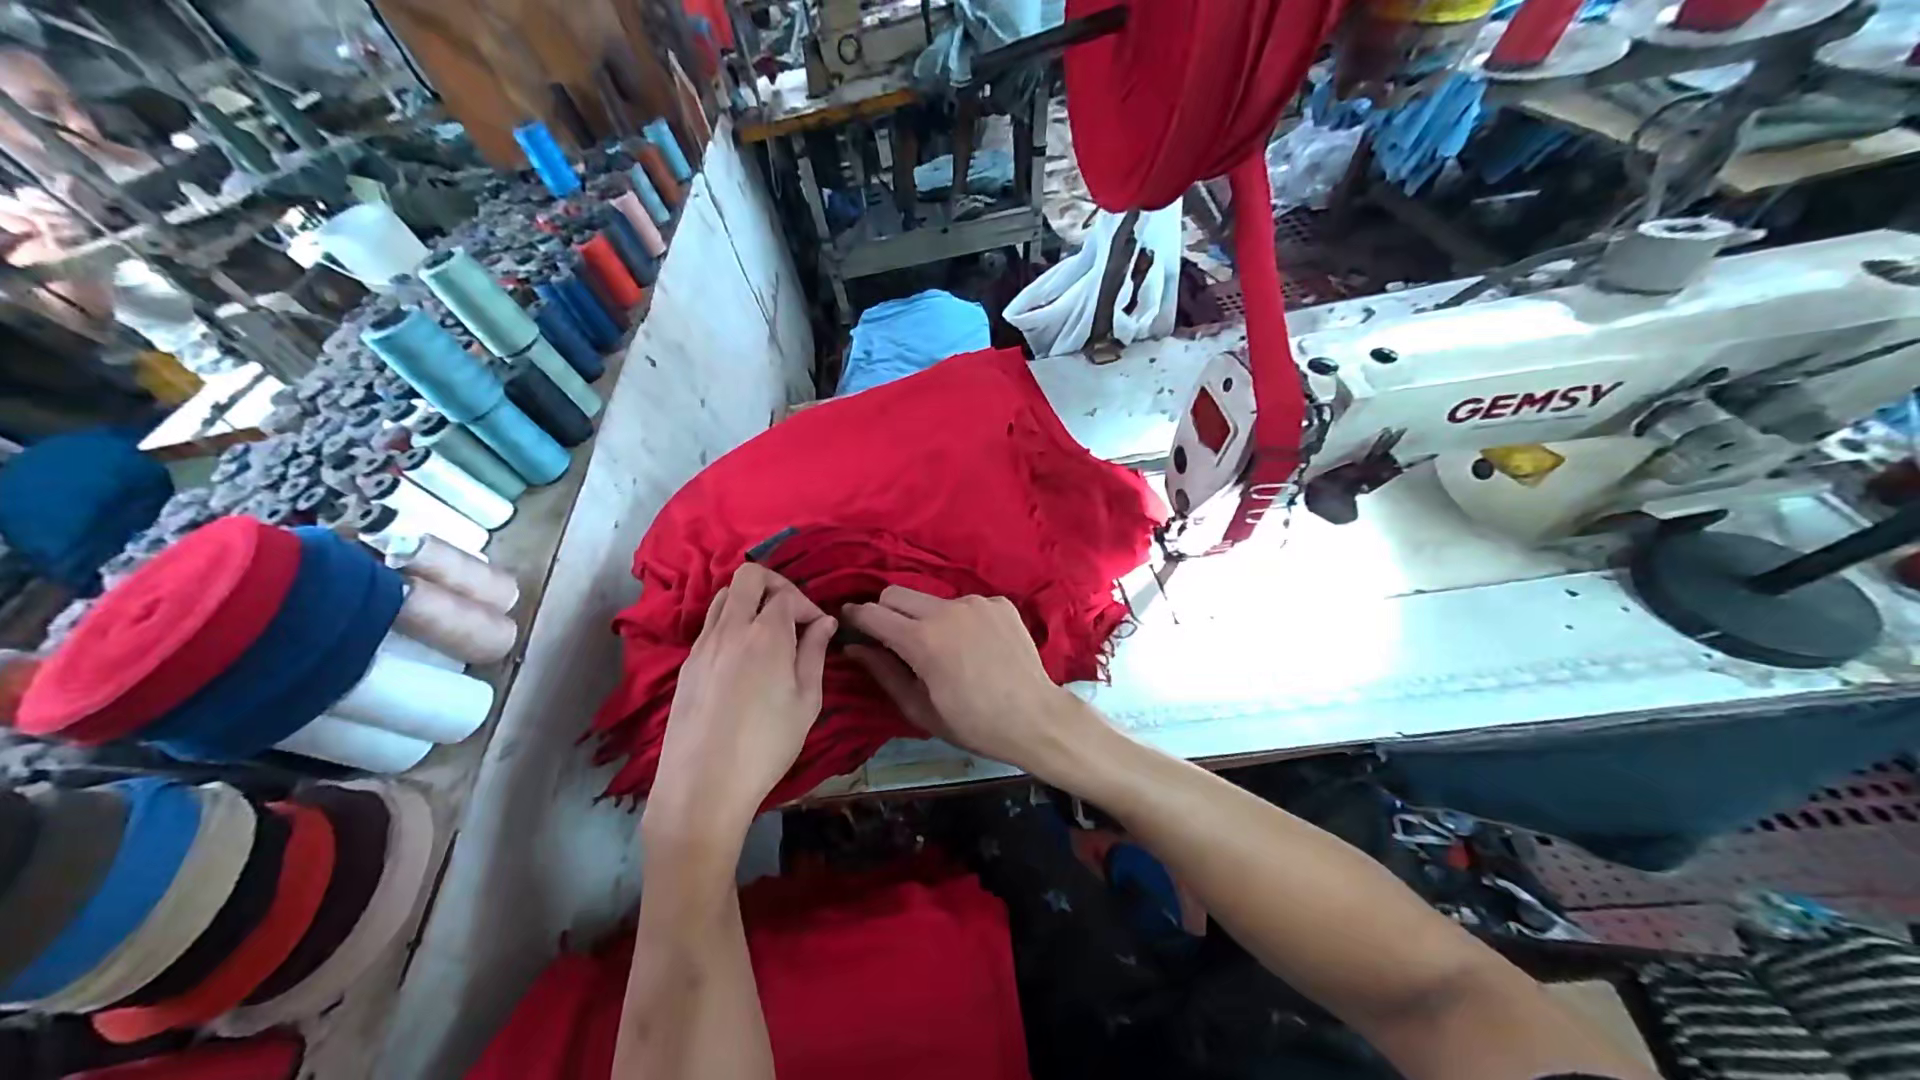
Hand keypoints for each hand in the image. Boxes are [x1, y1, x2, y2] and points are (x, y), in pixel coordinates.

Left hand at [646, 563, 836, 837]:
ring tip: (767, 631)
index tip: (819, 631)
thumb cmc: (767, 745)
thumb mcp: (806, 701)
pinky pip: (710, 623)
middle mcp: (730, 628)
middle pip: (748, 576)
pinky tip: (744, 656)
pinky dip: (730, 622)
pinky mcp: (687, 663)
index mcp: (765, 634)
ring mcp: (703, 644)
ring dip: (749, 600)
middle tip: (791, 613)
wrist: (703, 784)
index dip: (808, 606)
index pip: (787, 594)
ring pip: (723, 595)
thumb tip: (824, 623)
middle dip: (775, 584)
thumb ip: (815, 654)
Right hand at [841, 587, 1102, 778]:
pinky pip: (967, 604)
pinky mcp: (1000, 603)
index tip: (849, 623)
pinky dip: (962, 621)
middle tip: (893, 638)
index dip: (854, 617)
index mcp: (921, 639)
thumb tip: (854, 648)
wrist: (1035, 718)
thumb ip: (884, 673)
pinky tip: (977, 646)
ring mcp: (976, 602)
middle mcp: (946, 610)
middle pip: (896, 593)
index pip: (872, 613)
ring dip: (926, 617)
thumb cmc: (973, 723)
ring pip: (933, 599)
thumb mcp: (920, 709)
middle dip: (885, 611)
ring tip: (944, 647)